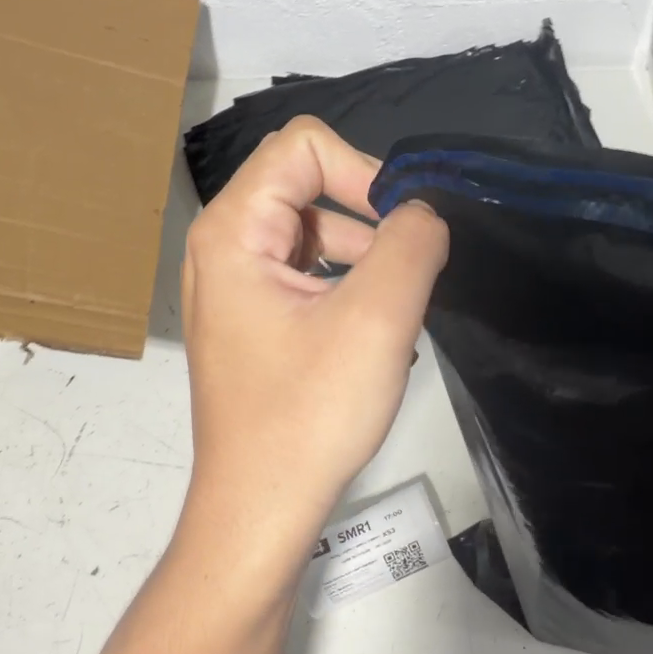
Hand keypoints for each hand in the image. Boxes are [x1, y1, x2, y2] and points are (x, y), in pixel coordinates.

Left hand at [179, 116, 447, 521]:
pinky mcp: (257, 326)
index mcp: (233, 232)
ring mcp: (238, 291)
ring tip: (397, 318)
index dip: (366, 173)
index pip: (303, 147)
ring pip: (317, 237)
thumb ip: (411, 245)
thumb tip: (427, 212)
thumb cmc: (310, 415)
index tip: (408, 231)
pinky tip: (376, 341)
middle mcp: (225, 250)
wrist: (264, 507)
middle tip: (412, 278)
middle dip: (371, 223)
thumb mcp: (377, 320)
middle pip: (309, 188)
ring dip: (368, 264)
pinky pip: (312, 279)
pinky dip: (352, 294)